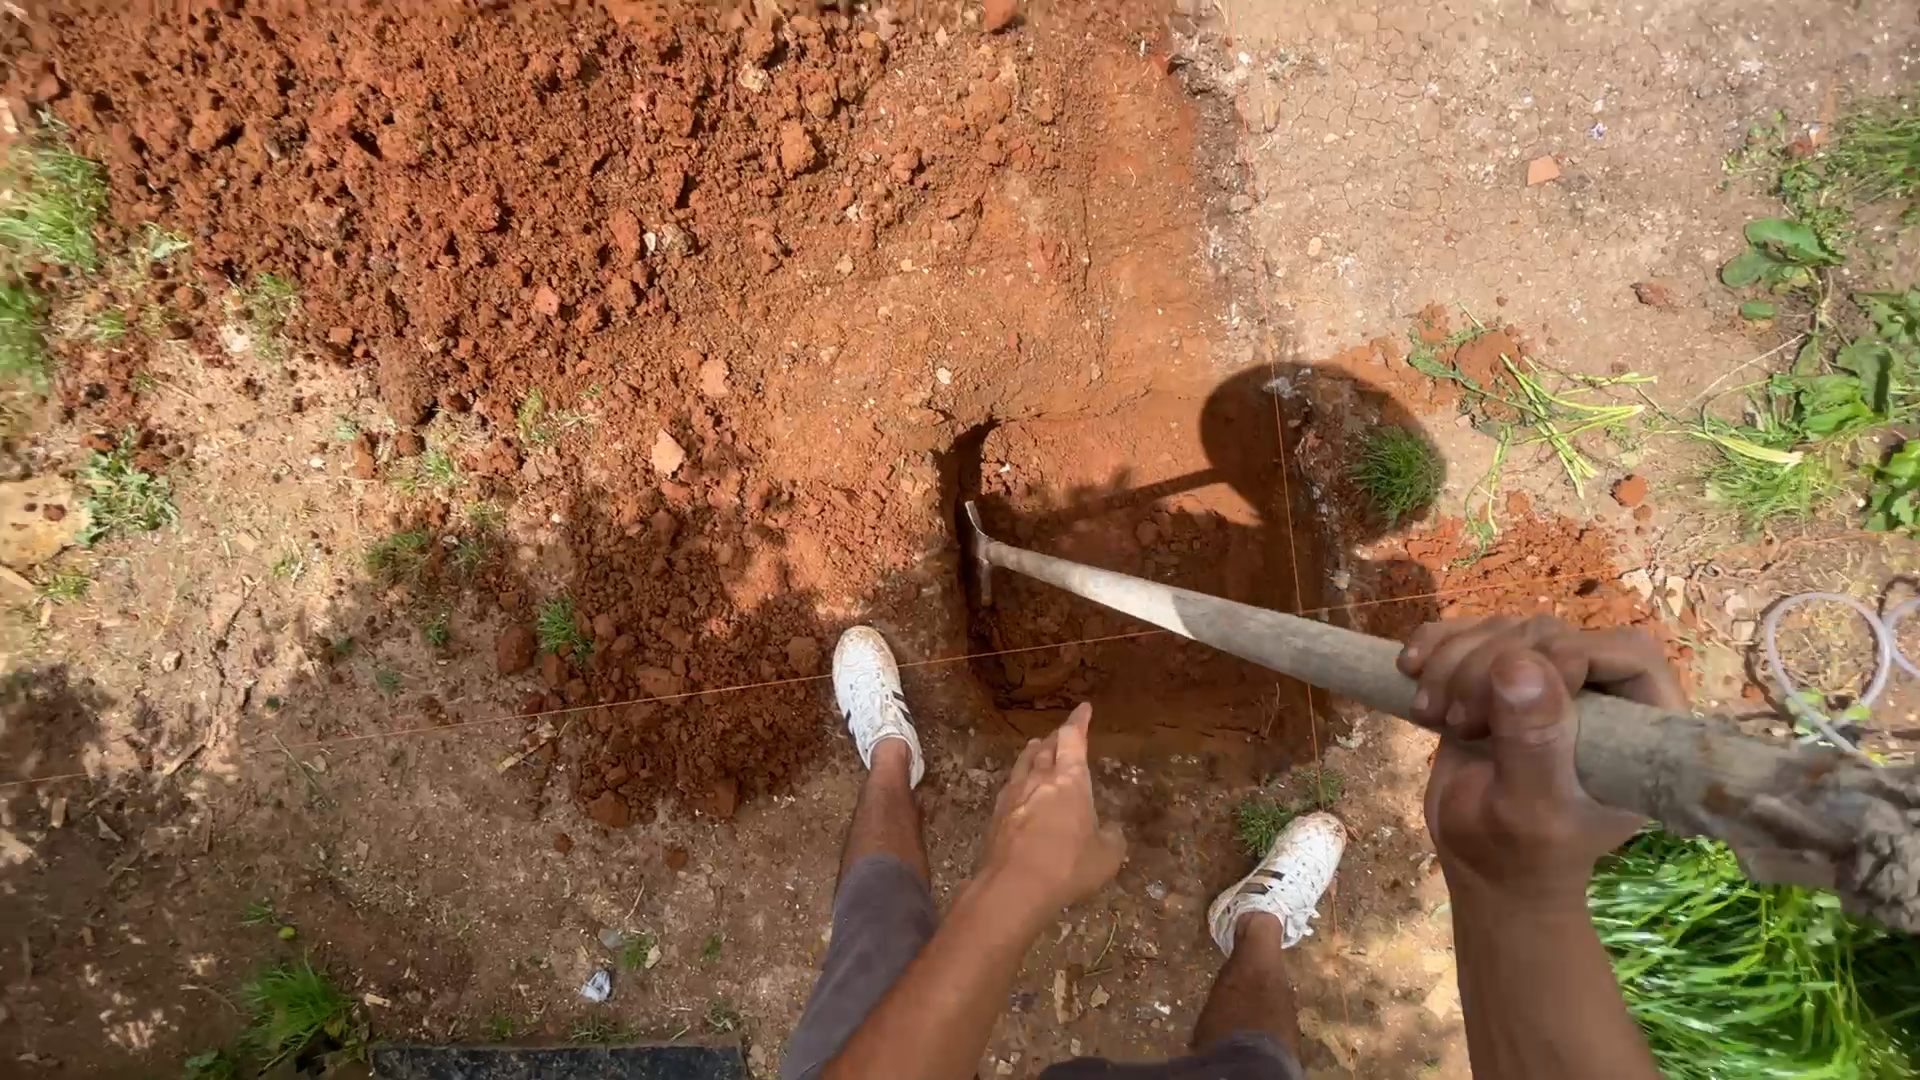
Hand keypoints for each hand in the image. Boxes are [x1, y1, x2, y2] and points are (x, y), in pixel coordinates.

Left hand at [975, 703, 1126, 924]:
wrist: (1013, 885)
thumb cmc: (1068, 866)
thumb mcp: (1106, 857)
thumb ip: (1112, 838)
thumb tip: (1111, 829)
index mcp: (1070, 779)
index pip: (1073, 738)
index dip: (1079, 721)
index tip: (1084, 708)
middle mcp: (1040, 777)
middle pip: (1047, 747)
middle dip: (1057, 737)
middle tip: (1063, 733)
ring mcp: (1015, 792)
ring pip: (1025, 761)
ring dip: (1035, 751)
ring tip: (1038, 746)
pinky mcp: (998, 812)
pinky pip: (1012, 784)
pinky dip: (1020, 777)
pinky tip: (1019, 784)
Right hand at [1398, 616, 1684, 904]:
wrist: (1477, 859)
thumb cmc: (1518, 851)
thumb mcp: (1528, 807)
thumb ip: (1534, 742)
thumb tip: (1519, 665)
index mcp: (1639, 725)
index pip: (1622, 652)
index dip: (1564, 655)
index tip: (1505, 695)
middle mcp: (1595, 692)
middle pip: (1545, 634)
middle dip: (1484, 665)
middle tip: (1456, 720)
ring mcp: (1539, 681)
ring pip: (1497, 629)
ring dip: (1449, 661)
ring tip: (1429, 712)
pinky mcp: (1489, 678)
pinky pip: (1460, 633)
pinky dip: (1429, 643)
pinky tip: (1407, 669)